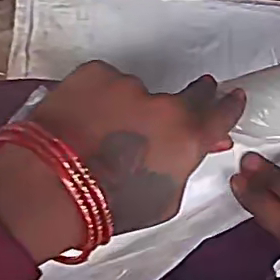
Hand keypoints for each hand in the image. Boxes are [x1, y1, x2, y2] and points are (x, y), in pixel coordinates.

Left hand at [0, 62, 245, 261]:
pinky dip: (97, 98)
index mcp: (187, 138)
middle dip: (186, 100)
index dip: (228, 105)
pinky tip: (83, 121)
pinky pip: (105, 82)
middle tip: (166, 116)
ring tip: (102, 135)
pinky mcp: (94, 73)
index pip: (220, 113)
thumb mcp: (162, 201)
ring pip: (137, 93)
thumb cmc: (105, 206)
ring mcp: (128, 85)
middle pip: (187, 94)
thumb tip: (189, 151)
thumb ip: (183, 168)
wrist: (48, 188)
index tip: (230, 96)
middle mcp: (163, 106)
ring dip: (128, 107)